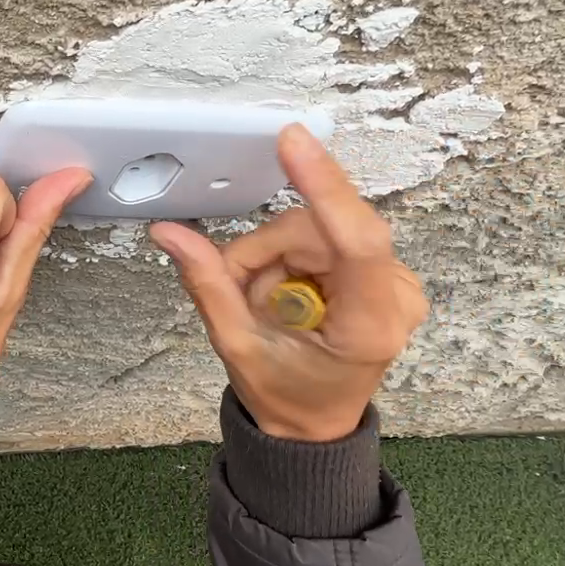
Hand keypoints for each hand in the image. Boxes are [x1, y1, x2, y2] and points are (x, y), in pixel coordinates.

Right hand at [148, 124, 427, 441]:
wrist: (314, 423)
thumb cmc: (284, 394)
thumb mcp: (235, 345)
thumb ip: (207, 283)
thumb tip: (168, 232)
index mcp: (368, 326)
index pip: (356, 240)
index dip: (323, 185)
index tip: (292, 142)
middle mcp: (396, 296)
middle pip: (315, 231)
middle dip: (263, 255)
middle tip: (243, 298)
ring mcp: (395, 280)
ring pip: (312, 229)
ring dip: (271, 259)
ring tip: (265, 306)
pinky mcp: (382, 270)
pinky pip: (320, 236)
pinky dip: (287, 258)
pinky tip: (285, 295)